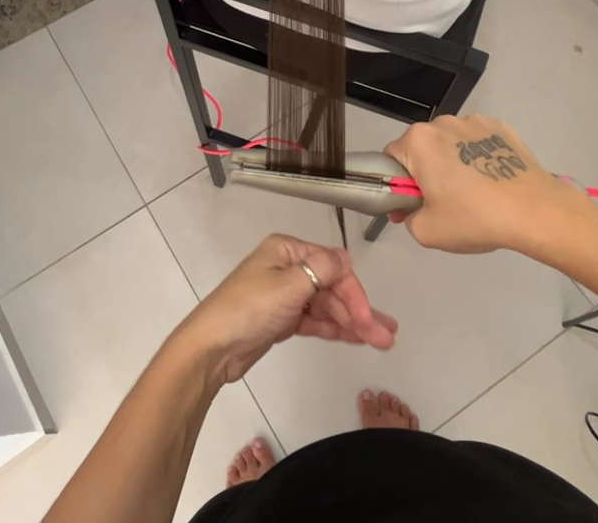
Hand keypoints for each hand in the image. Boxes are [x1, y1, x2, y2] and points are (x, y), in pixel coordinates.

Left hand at [171, 234, 396, 383]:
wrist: (212, 347)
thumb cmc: (249, 308)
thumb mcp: (289, 285)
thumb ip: (322, 270)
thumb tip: (347, 257)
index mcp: (286, 251)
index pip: (332, 266)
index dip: (354, 292)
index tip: (369, 320)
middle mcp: (287, 268)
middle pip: (331, 286)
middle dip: (358, 310)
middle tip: (386, 337)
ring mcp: (284, 294)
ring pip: (326, 305)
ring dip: (351, 322)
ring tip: (380, 342)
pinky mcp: (281, 319)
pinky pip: (315, 319)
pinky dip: (334, 328)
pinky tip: (355, 338)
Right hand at [384, 115, 597, 256]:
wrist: (536, 212)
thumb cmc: (475, 218)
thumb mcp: (427, 232)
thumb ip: (407, 218)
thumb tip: (411, 208)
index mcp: (419, 141)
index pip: (391, 158)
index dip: (398, 184)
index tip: (414, 204)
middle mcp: (443, 123)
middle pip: (422, 149)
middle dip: (426, 172)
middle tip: (444, 203)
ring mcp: (475, 122)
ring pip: (451, 144)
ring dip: (453, 163)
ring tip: (475, 193)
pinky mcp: (501, 128)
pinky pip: (478, 142)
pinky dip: (479, 158)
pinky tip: (493, 181)